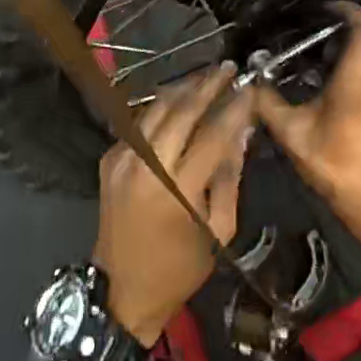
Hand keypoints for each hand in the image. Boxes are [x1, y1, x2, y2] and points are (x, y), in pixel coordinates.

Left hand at [93, 62, 254, 345]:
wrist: (121, 292)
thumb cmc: (179, 268)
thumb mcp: (219, 232)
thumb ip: (230, 178)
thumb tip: (241, 133)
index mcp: (177, 191)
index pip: (213, 135)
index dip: (235, 108)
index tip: (251, 88)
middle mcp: (146, 168)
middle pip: (181, 112)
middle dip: (208, 85)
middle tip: (229, 68)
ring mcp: (122, 160)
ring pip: (155, 109)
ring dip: (183, 88)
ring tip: (206, 75)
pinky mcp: (109, 160)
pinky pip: (139, 124)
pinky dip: (160, 108)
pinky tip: (178, 100)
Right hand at [254, 4, 360, 244]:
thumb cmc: (332, 161)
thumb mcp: (291, 133)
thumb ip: (267, 102)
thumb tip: (248, 79)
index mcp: (358, 81)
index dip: (347, 11)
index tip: (326, 10)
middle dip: (357, 17)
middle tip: (329, 23)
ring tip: (341, 39)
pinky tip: (354, 61)